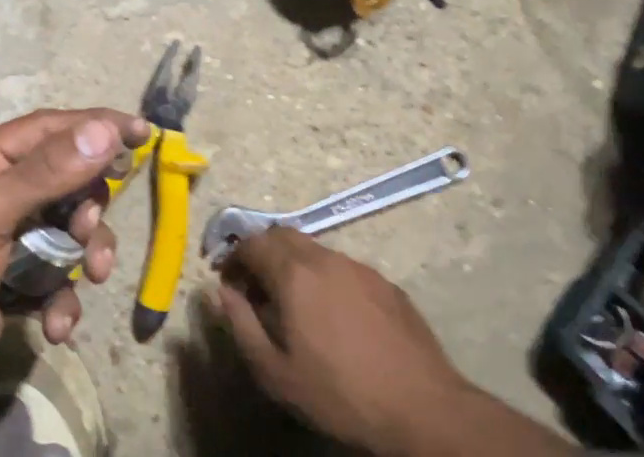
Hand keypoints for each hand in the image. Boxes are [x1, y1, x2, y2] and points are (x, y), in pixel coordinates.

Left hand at [0, 108, 150, 396]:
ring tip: (88, 278)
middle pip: (66, 178)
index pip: (51, 127)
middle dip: (88, 205)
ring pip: (68, 228)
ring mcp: (5, 234)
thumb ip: (46, 172)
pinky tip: (57, 322)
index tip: (144, 132)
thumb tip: (104, 130)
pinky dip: (64, 295)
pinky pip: (57, 272)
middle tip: (88, 231)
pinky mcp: (13, 276)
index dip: (97, 126)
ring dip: (84, 253)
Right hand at [214, 228, 470, 453]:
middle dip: (262, 253)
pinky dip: (326, 279)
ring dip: (295, 266)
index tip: (228, 282)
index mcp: (294, 273)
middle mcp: (326, 259)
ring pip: (316, 251)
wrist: (421, 408)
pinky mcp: (387, 285)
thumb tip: (222, 293)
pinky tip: (334, 317)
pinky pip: (345, 269)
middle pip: (283, 235)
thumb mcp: (273, 371)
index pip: (252, 242)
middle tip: (255, 288)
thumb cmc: (338, 392)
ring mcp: (361, 268)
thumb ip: (240, 324)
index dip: (233, 257)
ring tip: (295, 305)